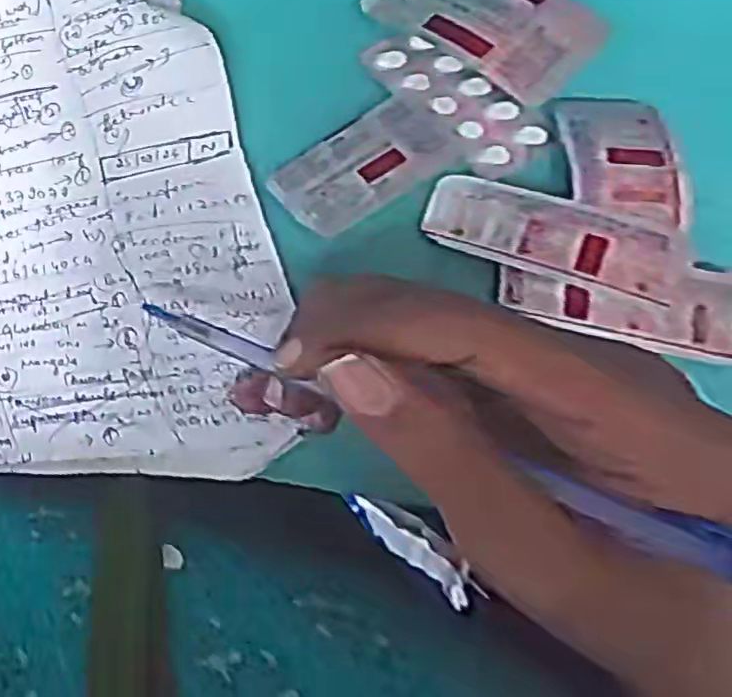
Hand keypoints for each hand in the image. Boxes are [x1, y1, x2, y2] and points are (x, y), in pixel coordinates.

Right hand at [247, 275, 731, 694]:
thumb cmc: (660, 618)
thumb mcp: (547, 563)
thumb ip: (447, 459)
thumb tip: (341, 369)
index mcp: (609, 398)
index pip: (451, 322)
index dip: (352, 328)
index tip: (283, 368)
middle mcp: (579, 357)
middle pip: (419, 308)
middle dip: (323, 336)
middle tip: (266, 389)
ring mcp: (554, 365)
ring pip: (407, 322)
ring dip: (329, 351)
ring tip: (281, 399)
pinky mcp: (528, 382)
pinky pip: (423, 351)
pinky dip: (359, 367)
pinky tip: (328, 400)